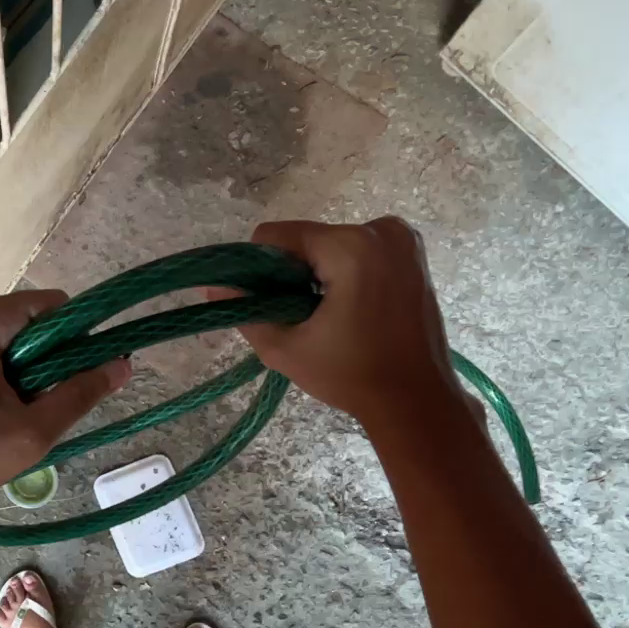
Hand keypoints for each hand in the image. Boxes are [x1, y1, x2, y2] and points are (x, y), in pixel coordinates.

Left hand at [0, 289, 130, 510]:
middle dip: (49, 360)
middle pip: (31, 321)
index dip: (78, 339)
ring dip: (25, 372)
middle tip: (43, 409)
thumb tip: (123, 365)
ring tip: (17, 416)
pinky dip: (0, 375)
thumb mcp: (30, 433)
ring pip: (9, 340)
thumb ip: (79, 394)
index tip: (79, 381)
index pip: (55, 306)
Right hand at [215, 218, 469, 430]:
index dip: (258, 268)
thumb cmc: (349, 374)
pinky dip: (340, 274)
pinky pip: (356, 252)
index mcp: (350, 246)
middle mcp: (380, 229)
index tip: (266, 304)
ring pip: (329, 246)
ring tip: (322, 318)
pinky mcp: (412, 253)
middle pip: (305, 240)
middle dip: (290, 274)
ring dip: (315, 276)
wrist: (415, 397)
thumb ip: (245, 312)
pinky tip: (346, 311)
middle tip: (296, 318)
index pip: (276, 235)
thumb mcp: (284, 349)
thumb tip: (214, 286)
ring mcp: (401, 239)